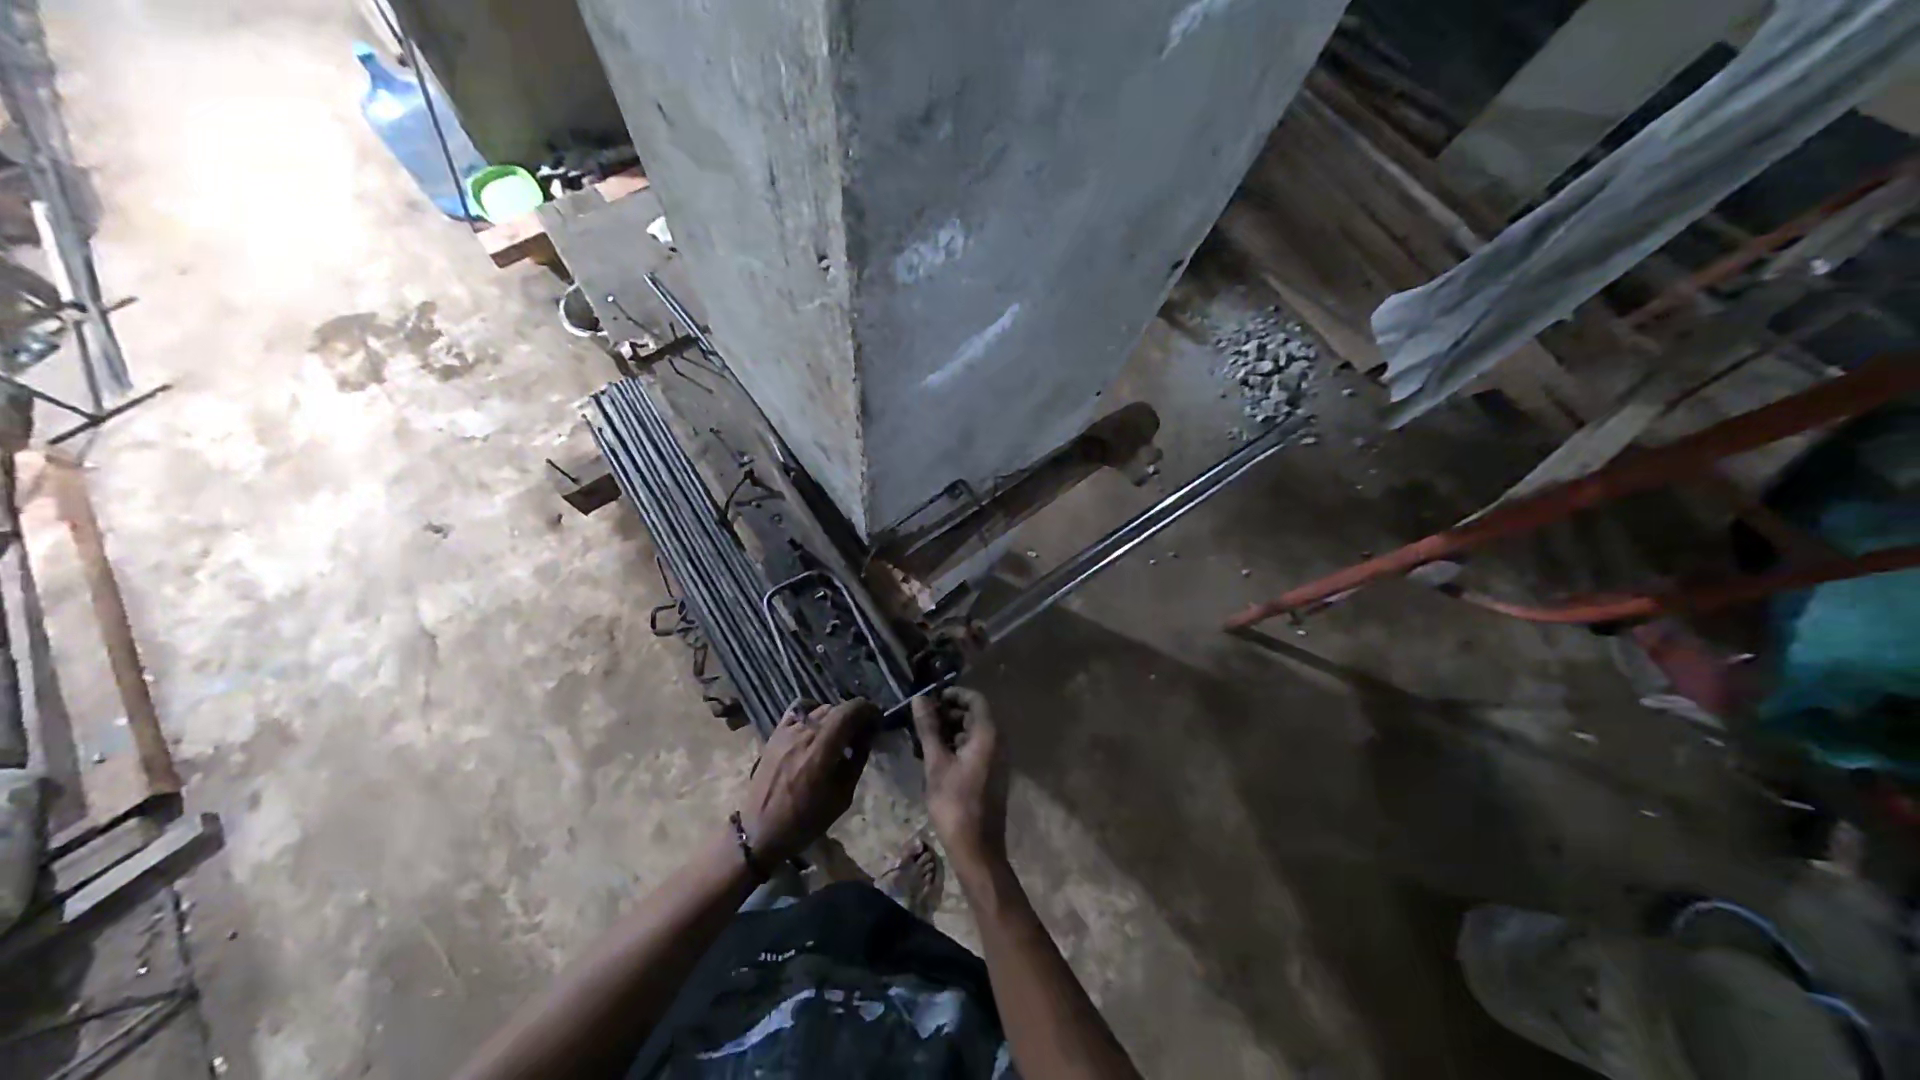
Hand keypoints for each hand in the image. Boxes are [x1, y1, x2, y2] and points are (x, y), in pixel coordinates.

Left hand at [739, 699, 877, 865]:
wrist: (760, 831)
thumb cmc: (805, 820)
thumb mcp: (842, 796)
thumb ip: (857, 760)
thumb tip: (868, 735)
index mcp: (822, 749)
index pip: (850, 710)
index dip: (868, 709)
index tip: (877, 720)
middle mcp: (804, 733)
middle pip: (836, 708)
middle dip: (854, 716)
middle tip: (862, 733)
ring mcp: (786, 731)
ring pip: (819, 709)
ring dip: (835, 717)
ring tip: (840, 736)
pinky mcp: (774, 735)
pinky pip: (798, 711)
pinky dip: (813, 714)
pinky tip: (816, 730)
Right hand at [911, 687, 1008, 873]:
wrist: (977, 848)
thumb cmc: (954, 803)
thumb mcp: (936, 763)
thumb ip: (929, 728)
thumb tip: (920, 699)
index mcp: (989, 734)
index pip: (975, 699)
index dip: (953, 694)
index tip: (930, 699)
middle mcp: (999, 742)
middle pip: (974, 715)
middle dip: (948, 714)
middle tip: (921, 720)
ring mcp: (998, 759)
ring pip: (974, 733)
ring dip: (950, 731)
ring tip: (923, 740)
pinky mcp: (993, 774)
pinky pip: (976, 749)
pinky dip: (957, 747)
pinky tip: (934, 758)